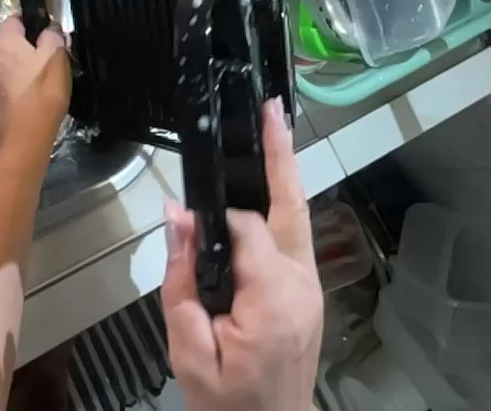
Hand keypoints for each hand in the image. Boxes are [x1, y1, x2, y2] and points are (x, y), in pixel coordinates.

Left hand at [0, 14, 70, 152]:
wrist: (24, 140)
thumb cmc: (41, 94)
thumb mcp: (56, 56)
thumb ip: (53, 35)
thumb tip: (49, 28)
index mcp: (4, 42)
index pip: (14, 17)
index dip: (33, 19)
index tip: (50, 28)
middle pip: (14, 41)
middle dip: (34, 44)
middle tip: (56, 54)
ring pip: (13, 62)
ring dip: (29, 65)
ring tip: (51, 75)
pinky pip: (12, 80)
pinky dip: (24, 82)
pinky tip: (40, 93)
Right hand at [160, 97, 322, 410]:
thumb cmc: (228, 401)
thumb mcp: (189, 349)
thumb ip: (182, 280)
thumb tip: (177, 215)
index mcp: (275, 298)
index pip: (246, 228)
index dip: (215, 216)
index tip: (186, 218)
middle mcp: (303, 283)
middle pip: (291, 204)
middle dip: (280, 153)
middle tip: (270, 108)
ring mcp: (312, 284)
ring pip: (298, 213)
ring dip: (284, 168)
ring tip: (270, 126)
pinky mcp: (309, 286)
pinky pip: (295, 231)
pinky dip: (282, 198)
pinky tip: (268, 176)